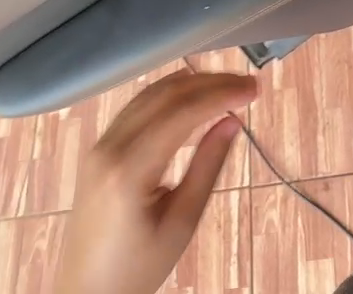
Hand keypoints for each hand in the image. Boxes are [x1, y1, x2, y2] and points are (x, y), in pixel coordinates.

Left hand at [52, 70, 258, 293]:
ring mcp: (100, 144)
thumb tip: (233, 120)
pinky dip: (170, 95)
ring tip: (228, 87)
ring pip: (151, 93)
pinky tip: (194, 99)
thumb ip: (207, 165)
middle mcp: (110, 146)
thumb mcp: (181, 224)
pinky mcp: (99, 148)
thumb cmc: (137, 270)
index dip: (221, 93)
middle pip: (166, 93)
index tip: (254, 89)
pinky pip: (138, 107)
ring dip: (191, 84)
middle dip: (210, 82)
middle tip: (248, 84)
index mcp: (129, 169)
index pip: (182, 111)